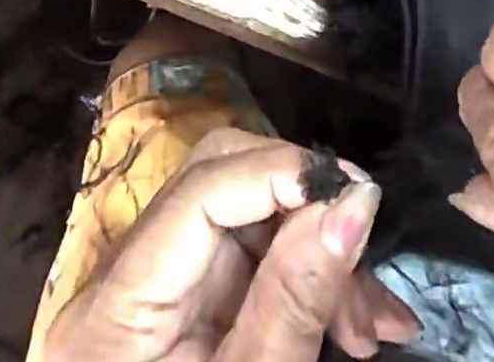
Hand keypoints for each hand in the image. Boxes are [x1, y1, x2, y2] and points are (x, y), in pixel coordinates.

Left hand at [40, 128, 420, 361]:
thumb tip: (355, 201)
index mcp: (119, 303)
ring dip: (319, 246)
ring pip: (251, 214)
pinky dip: (308, 273)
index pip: (202, 189)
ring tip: (374, 318)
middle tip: (363, 238)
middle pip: (223, 179)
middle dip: (304, 203)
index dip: (283, 173)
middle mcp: (131, 272)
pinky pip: (256, 255)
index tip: (359, 193)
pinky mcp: (191, 299)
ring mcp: (161, 282)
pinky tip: (356, 320)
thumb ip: (295, 298)